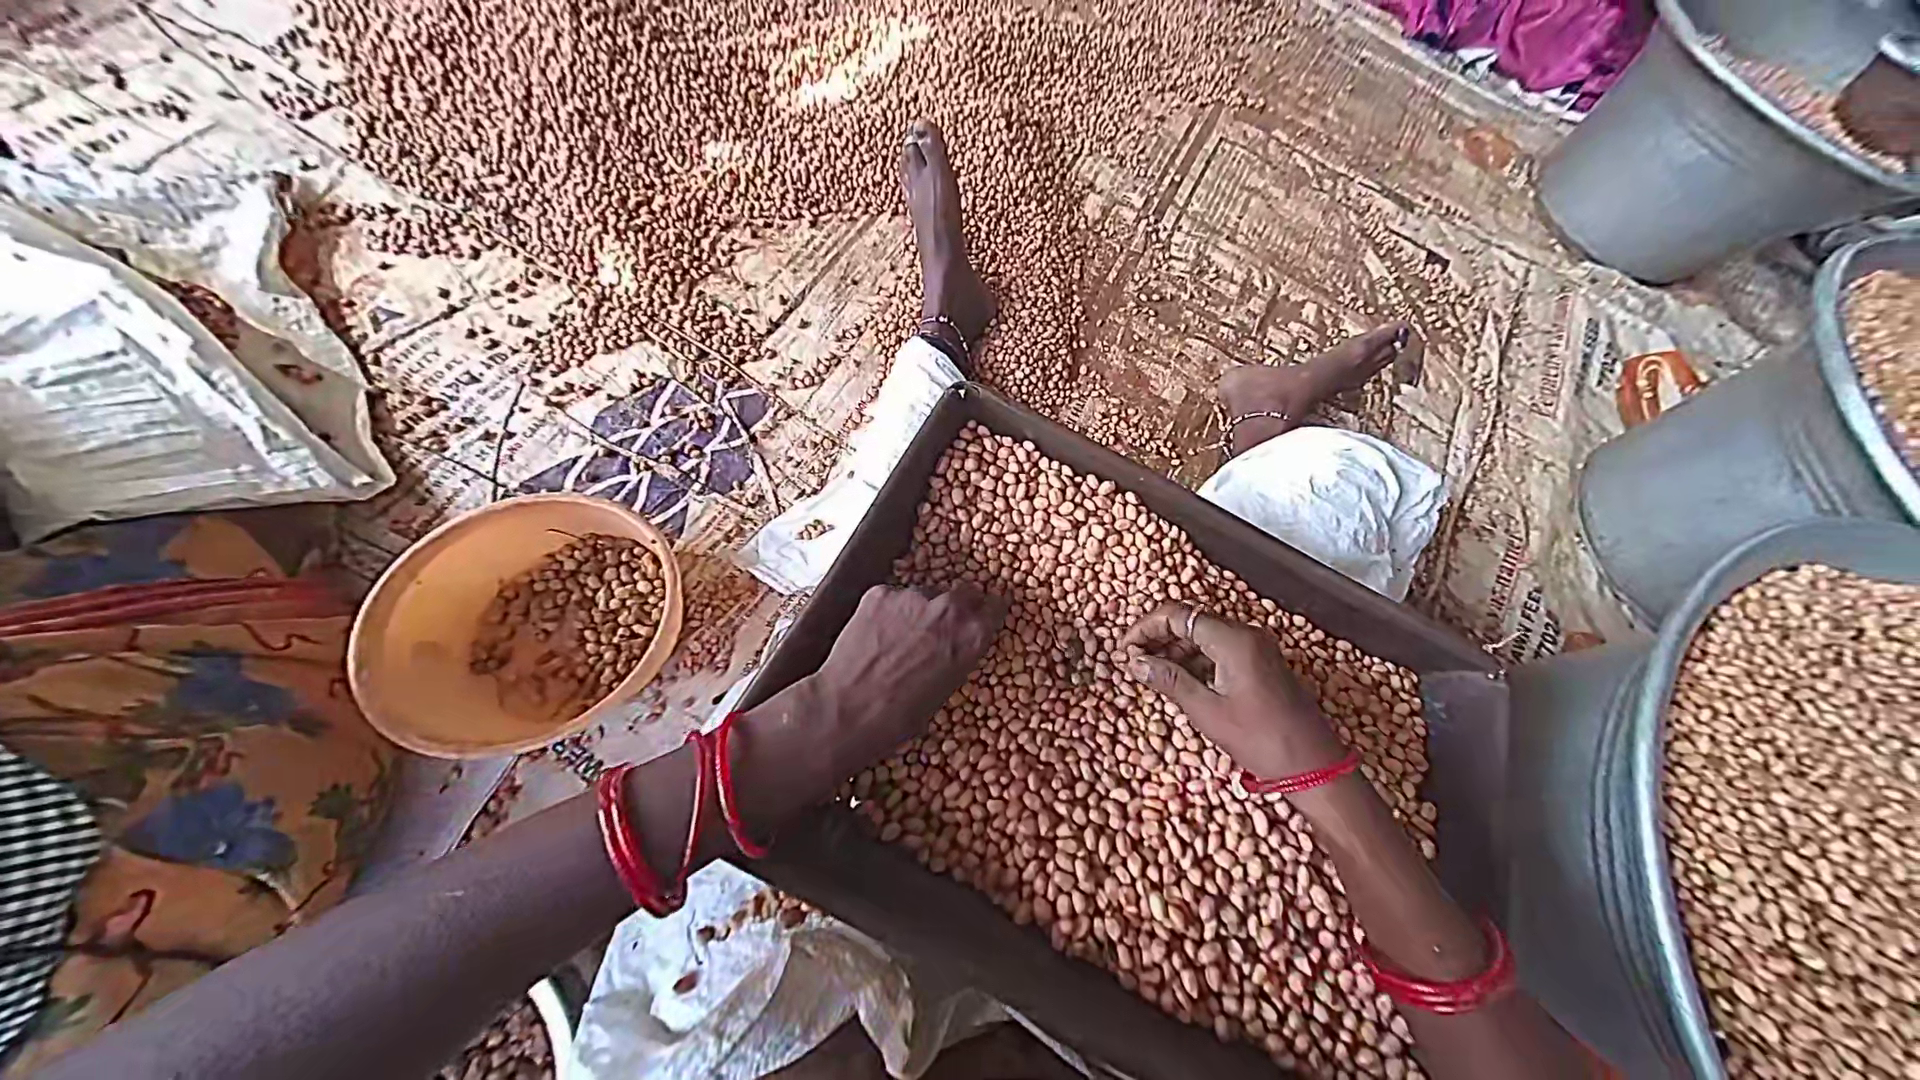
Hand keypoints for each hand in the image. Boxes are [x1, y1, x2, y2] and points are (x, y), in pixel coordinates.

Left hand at [811, 583, 1007, 763]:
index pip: (995, 606)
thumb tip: (951, 647)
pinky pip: (892, 597)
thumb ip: (956, 656)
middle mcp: (949, 609)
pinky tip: (875, 634)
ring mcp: (913, 596)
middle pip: (963, 592)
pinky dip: (887, 610)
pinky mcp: (881, 593)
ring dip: (918, 610)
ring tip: (898, 638)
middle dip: (956, 606)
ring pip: (924, 594)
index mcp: (972, 636)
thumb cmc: (899, 716)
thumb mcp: (945, 690)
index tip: (985, 611)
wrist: (848, 709)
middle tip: (940, 626)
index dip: (989, 610)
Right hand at [1122, 602, 1343, 780]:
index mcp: (1234, 640)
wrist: (1316, 766)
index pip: (1178, 614)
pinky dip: (1193, 659)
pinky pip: (1218, 649)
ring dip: (1173, 649)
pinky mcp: (1259, 663)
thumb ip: (1169, 680)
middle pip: (1190, 620)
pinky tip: (1177, 679)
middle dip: (1157, 637)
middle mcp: (1246, 635)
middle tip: (1133, 661)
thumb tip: (1134, 661)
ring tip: (1150, 672)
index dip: (1145, 627)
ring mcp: (1255, 648)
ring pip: (1203, 635)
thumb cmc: (1261, 740)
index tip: (1125, 649)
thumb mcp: (1207, 711)